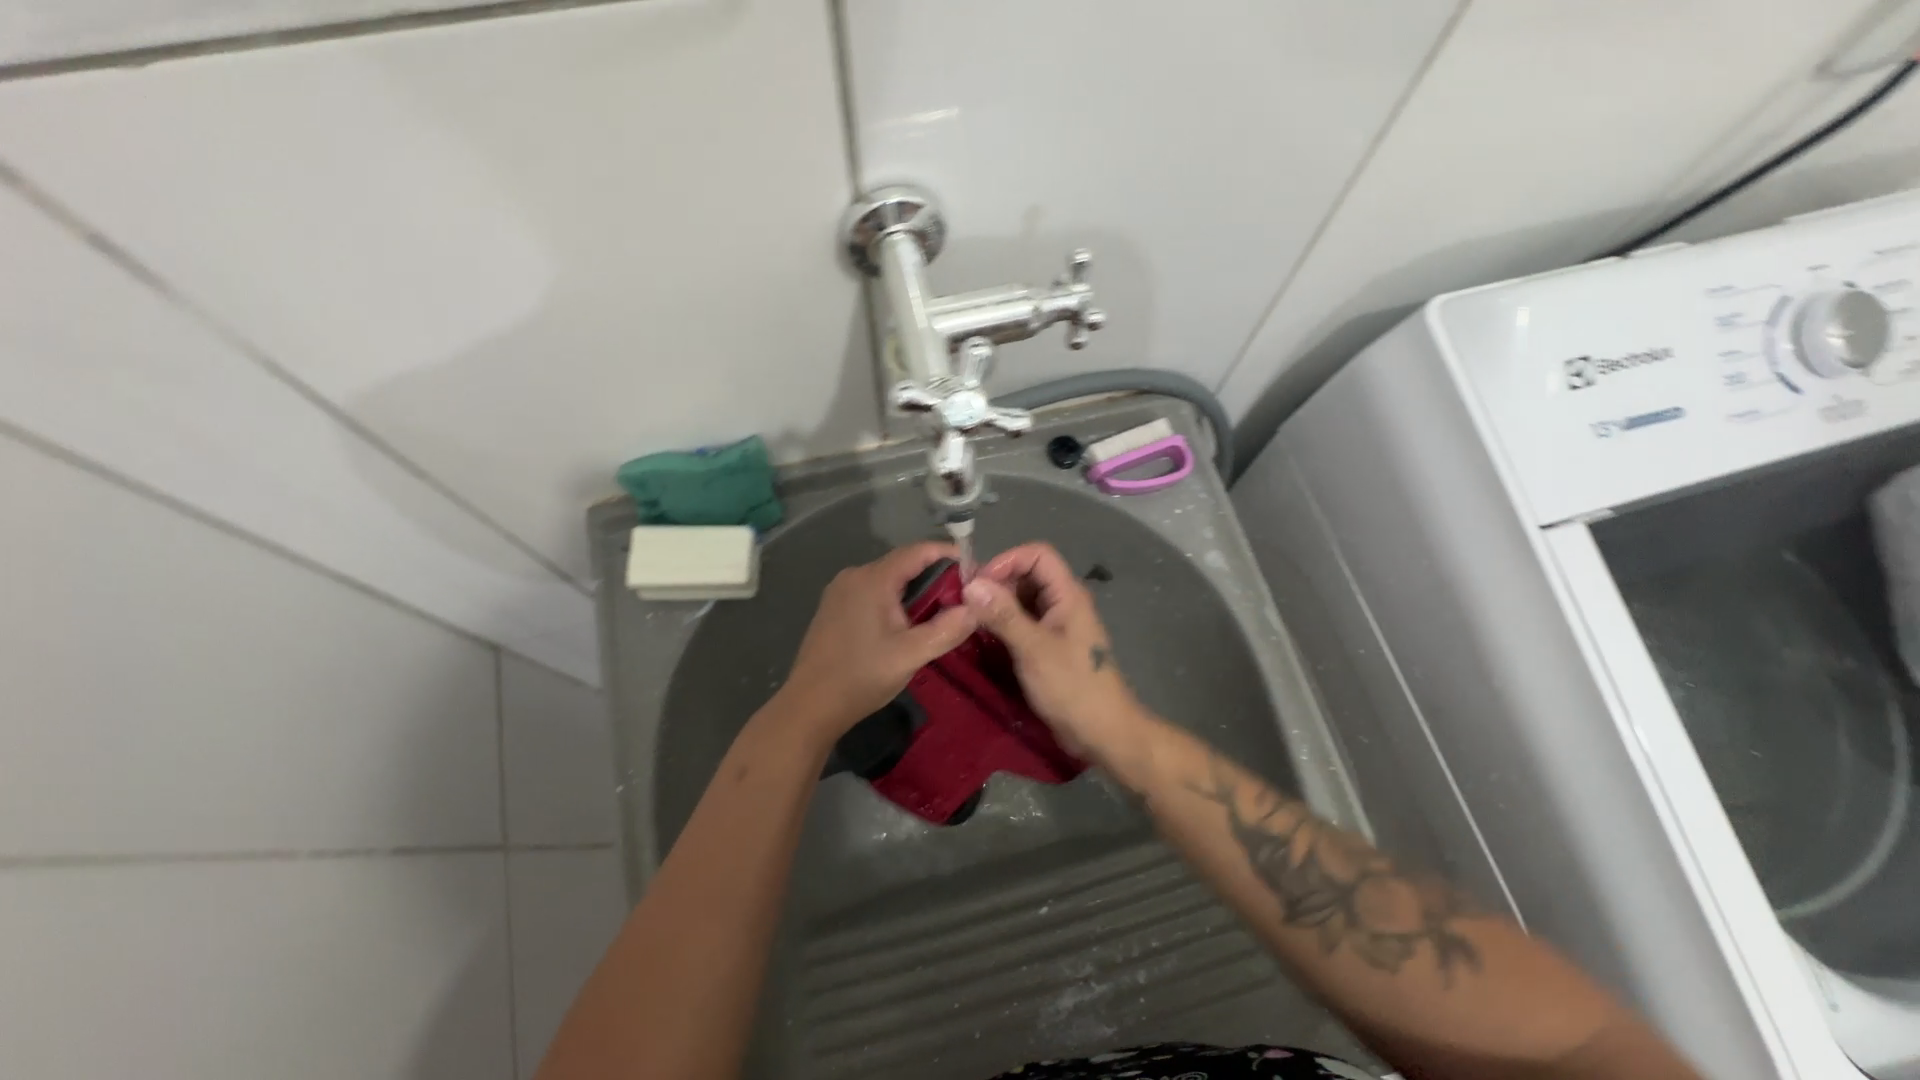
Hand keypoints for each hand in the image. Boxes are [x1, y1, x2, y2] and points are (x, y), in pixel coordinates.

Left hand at [770, 542, 977, 746]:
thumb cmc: (861, 677)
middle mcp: (854, 576)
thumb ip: (946, 629)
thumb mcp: (911, 655)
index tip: (975, 570)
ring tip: (940, 613)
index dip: (948, 554)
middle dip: (935, 577)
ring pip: (887, 580)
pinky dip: (894, 600)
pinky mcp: (834, 608)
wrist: (810, 705)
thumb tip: (976, 609)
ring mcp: (840, 591)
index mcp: (873, 579)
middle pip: (902, 564)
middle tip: (962, 598)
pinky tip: (906, 624)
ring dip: (915, 591)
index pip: (918, 551)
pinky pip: (872, 593)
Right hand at [962, 542, 1150, 764]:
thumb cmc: (1073, 688)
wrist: (1102, 734)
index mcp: (1068, 595)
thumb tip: (971, 584)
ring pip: (1022, 600)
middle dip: (996, 583)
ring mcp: (1055, 626)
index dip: (1006, 560)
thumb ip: (1003, 615)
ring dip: (996, 605)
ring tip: (968, 620)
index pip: (1037, 555)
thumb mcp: (1034, 650)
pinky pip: (1021, 624)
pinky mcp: (1047, 647)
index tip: (977, 582)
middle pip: (1027, 575)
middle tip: (965, 603)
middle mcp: (1062, 604)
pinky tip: (982, 638)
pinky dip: (1001, 625)